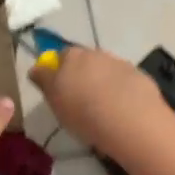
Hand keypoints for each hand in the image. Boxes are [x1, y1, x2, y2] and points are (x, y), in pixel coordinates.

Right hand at [29, 46, 169, 157]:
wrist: (130, 120)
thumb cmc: (83, 111)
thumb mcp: (54, 100)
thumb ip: (43, 81)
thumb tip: (35, 69)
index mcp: (72, 56)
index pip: (60, 57)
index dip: (59, 72)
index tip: (60, 91)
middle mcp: (95, 53)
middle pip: (85, 62)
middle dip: (82, 76)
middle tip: (81, 100)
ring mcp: (119, 63)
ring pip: (106, 70)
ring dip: (103, 82)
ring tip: (103, 108)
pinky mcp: (140, 76)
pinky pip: (125, 82)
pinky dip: (121, 91)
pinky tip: (122, 110)